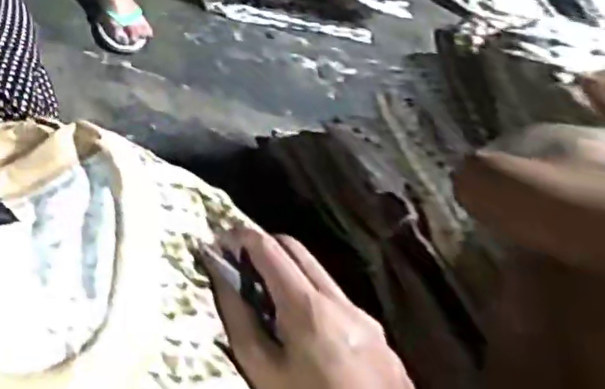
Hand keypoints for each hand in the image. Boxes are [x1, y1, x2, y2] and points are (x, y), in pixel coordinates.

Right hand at [198, 228, 412, 388]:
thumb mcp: (259, 367)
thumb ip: (235, 311)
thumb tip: (217, 268)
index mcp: (308, 307)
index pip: (266, 245)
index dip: (237, 236)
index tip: (218, 247)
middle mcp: (342, 305)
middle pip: (295, 249)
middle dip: (262, 248)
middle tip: (240, 269)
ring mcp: (370, 326)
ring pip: (320, 276)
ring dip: (290, 275)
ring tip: (272, 307)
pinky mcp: (386, 349)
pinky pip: (341, 307)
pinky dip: (315, 304)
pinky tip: (308, 338)